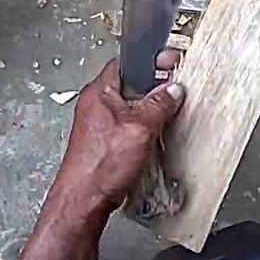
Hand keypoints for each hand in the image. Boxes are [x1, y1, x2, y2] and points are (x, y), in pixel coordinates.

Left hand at [51, 60, 184, 213]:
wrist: (84, 199)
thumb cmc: (102, 164)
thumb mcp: (141, 127)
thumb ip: (159, 104)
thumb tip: (173, 90)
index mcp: (99, 92)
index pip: (126, 63)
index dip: (150, 60)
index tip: (170, 62)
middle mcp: (96, 104)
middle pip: (129, 83)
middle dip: (153, 84)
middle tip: (174, 87)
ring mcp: (99, 123)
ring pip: (129, 104)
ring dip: (149, 106)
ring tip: (168, 111)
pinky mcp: (104, 140)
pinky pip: (127, 123)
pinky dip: (143, 123)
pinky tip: (155, 133)